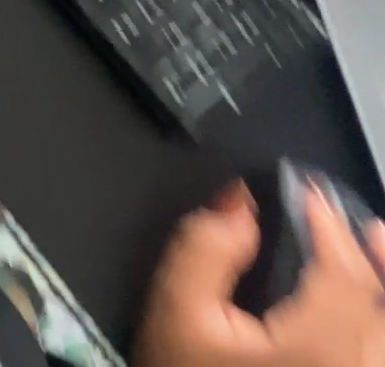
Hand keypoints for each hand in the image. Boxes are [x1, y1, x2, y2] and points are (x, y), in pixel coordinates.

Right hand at [136, 182, 384, 366]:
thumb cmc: (184, 363)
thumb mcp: (176, 306)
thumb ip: (203, 252)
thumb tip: (238, 203)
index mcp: (319, 350)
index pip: (346, 280)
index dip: (332, 231)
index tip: (309, 192)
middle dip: (377, 259)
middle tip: (359, 221)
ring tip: (377, 249)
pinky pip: (381, 350)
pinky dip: (380, 321)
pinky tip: (370, 301)